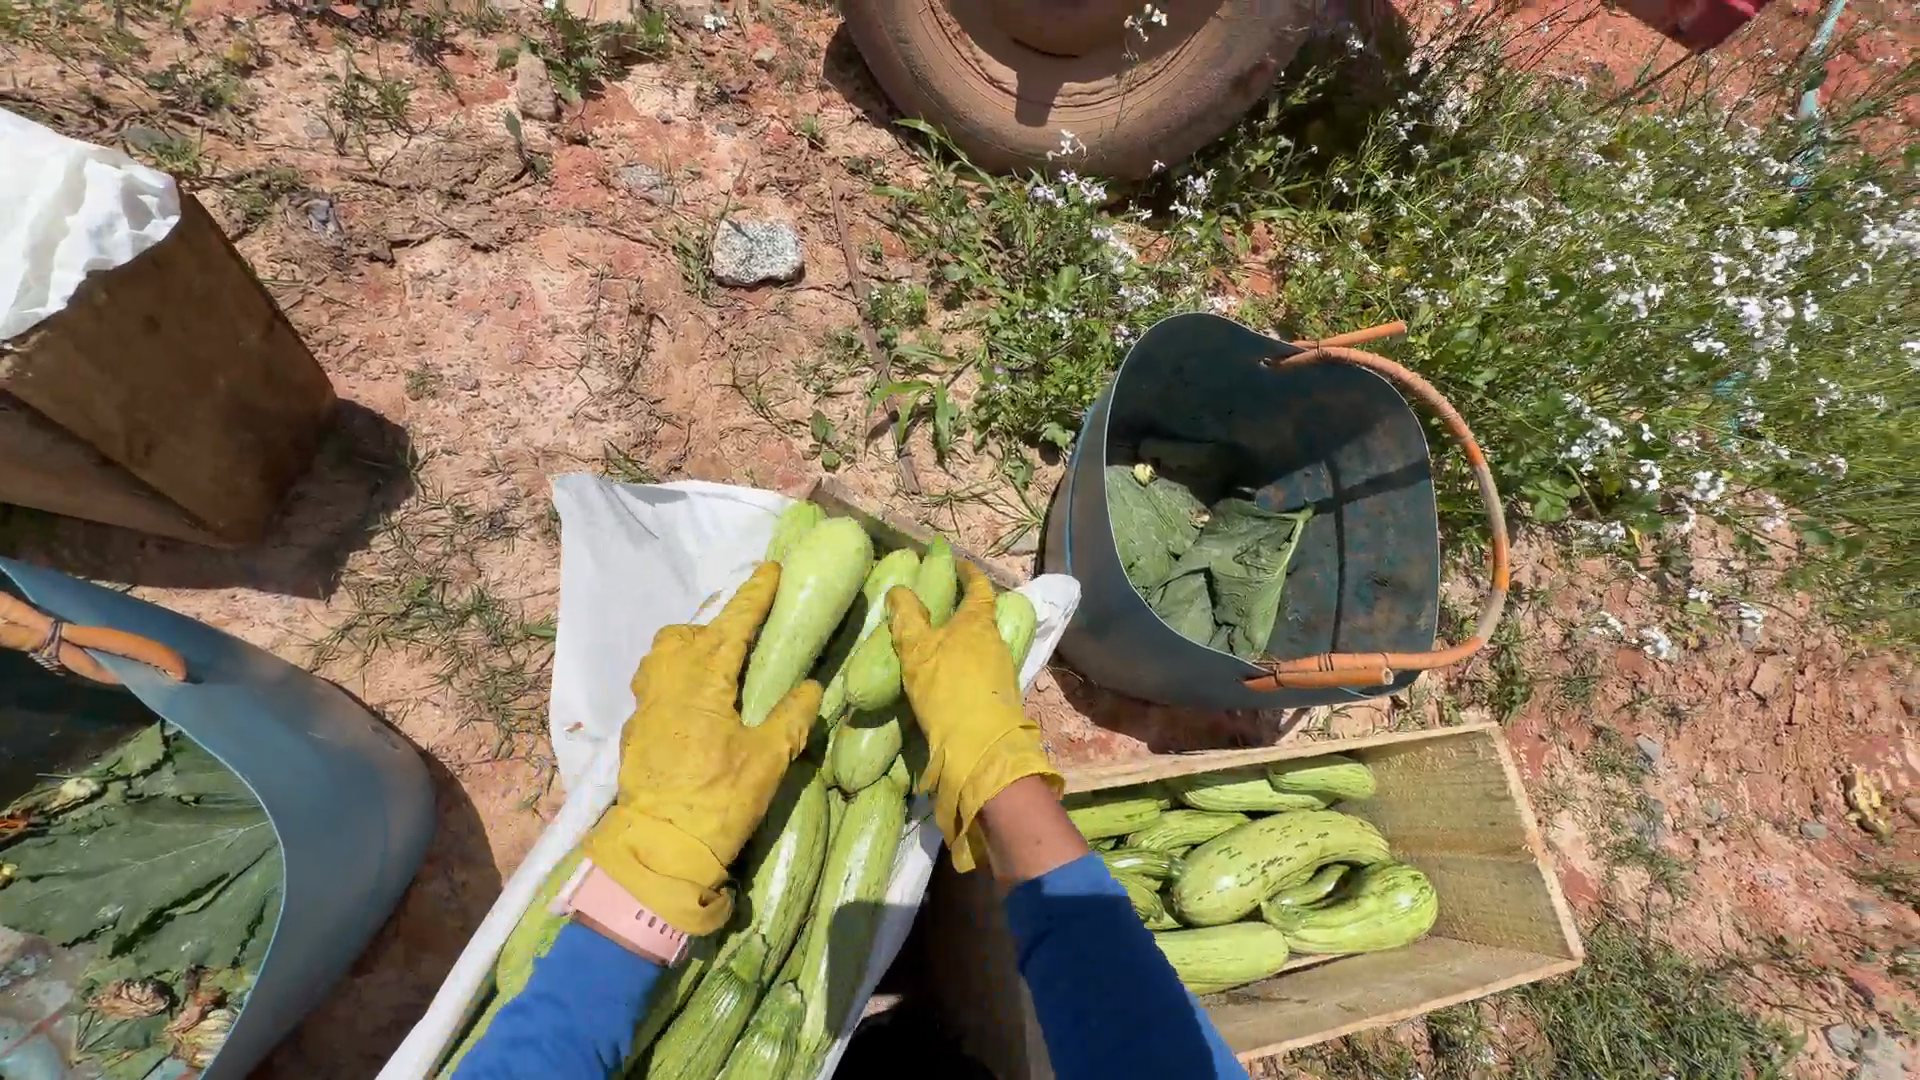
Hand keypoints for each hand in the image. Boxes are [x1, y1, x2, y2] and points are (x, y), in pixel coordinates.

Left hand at [584, 562, 820, 934]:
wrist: (658, 851)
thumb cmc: (719, 800)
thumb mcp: (769, 758)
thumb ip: (792, 714)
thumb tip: (810, 687)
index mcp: (703, 679)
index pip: (733, 624)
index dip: (755, 595)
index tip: (771, 569)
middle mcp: (668, 680)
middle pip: (686, 633)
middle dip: (716, 626)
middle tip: (747, 643)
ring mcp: (646, 704)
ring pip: (663, 655)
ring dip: (690, 649)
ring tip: (720, 671)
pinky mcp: (636, 728)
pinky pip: (657, 683)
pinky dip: (679, 678)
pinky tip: (699, 706)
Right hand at [886, 561, 1060, 871]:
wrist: (979, 746)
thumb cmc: (947, 688)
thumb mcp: (917, 649)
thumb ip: (907, 618)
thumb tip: (899, 590)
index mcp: (978, 622)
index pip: (978, 587)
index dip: (968, 573)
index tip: (958, 563)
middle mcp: (996, 641)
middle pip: (981, 618)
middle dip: (962, 611)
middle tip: (939, 609)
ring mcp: (1001, 670)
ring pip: (981, 646)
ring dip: (962, 642)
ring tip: (937, 646)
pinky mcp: (999, 696)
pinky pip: (980, 672)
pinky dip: (964, 668)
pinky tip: (946, 681)